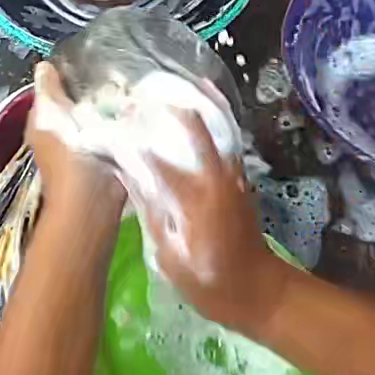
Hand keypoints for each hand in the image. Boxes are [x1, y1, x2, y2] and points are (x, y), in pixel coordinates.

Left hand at [27, 63, 124, 229]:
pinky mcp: (107, 156)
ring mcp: (84, 147)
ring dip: (108, 107)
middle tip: (112, 70)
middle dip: (91, 92)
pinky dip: (121, 124)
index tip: (87, 59)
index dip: (65, 77)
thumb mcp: (52, 112)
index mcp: (42, 122)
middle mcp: (60, 135)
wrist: (93, 195)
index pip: (51, 93)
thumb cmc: (67, 150)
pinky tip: (134, 110)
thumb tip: (43, 66)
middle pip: (76, 105)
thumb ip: (48, 89)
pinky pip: (114, 132)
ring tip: (127, 85)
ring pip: (96, 118)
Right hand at [134, 107, 290, 334]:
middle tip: (144, 97)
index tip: (113, 125)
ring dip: (198, 106)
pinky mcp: (241, 179)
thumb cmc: (210, 284)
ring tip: (179, 83)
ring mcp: (232, 177)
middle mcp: (215, 180)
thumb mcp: (172, 260)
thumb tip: (131, 179)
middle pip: (195, 132)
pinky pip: (229, 140)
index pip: (158, 162)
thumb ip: (152, 216)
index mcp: (194, 202)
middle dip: (171, 111)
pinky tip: (208, 101)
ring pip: (218, 130)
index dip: (133, 141)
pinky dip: (219, 117)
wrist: (260, 291)